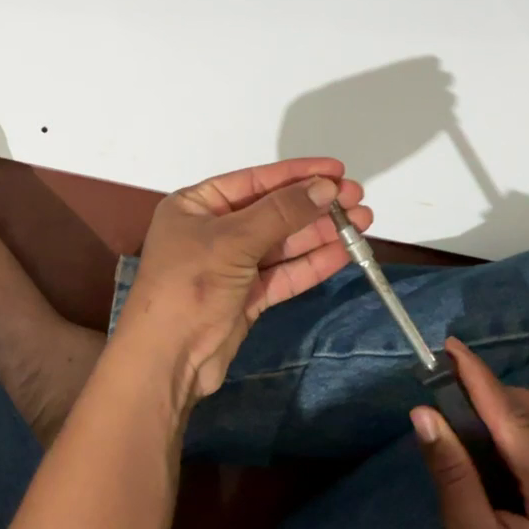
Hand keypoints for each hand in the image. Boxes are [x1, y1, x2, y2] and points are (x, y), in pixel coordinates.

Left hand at [116, 158, 370, 403]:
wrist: (167, 357)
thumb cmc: (190, 284)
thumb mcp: (233, 240)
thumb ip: (282, 212)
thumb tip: (326, 187)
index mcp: (194, 205)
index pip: (252, 181)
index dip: (296, 175)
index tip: (337, 170)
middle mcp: (211, 231)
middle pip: (271, 212)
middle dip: (313, 206)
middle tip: (357, 200)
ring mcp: (229, 265)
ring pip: (281, 244)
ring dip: (319, 234)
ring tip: (362, 223)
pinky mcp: (245, 297)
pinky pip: (282, 274)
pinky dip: (311, 264)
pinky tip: (343, 253)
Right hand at [414, 339, 528, 528]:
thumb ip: (452, 476)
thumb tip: (424, 413)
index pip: (518, 424)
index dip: (482, 380)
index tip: (451, 346)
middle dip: (501, 393)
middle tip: (452, 387)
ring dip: (515, 413)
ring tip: (469, 416)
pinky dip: (528, 437)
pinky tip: (497, 450)